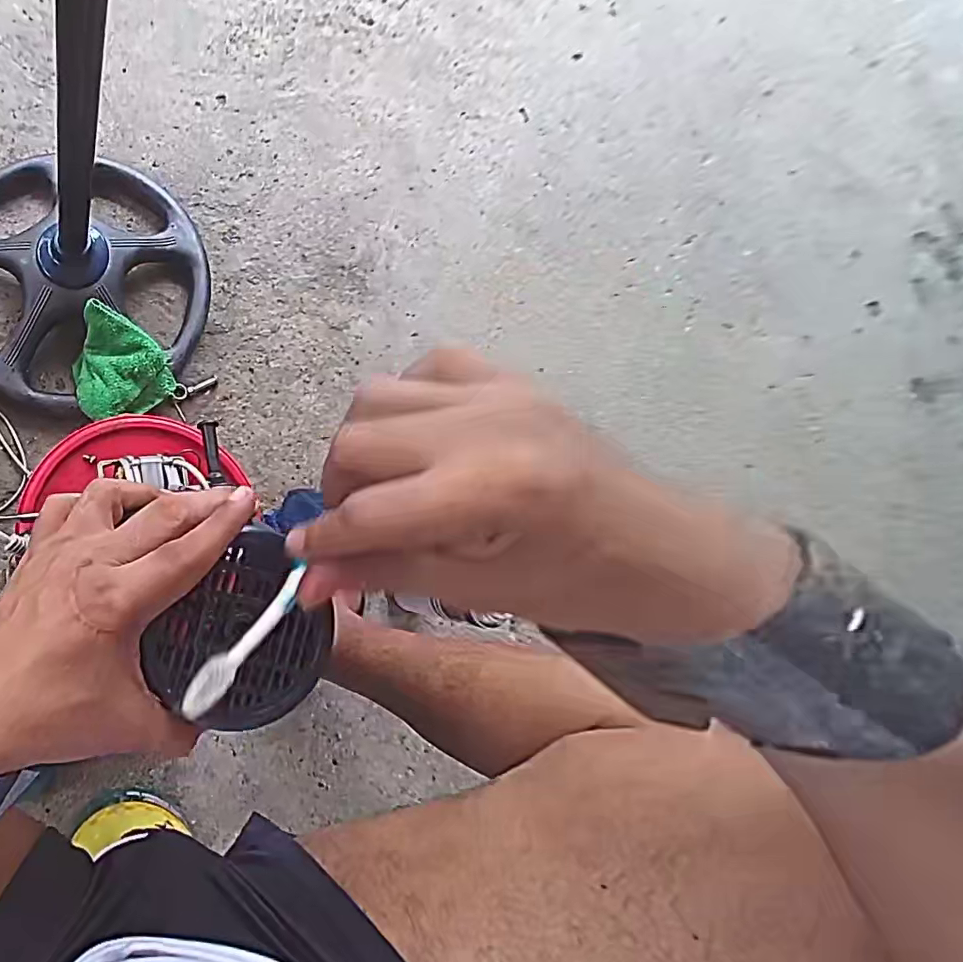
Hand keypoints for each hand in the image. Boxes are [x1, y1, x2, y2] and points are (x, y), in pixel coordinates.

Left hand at [0, 479, 257, 773]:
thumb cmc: (35, 713)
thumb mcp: (125, 726)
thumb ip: (177, 725)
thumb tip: (200, 721)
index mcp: (114, 600)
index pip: (184, 552)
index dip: (223, 524)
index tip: (245, 504)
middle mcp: (86, 563)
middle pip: (159, 513)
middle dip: (204, 500)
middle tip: (230, 499)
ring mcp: (59, 552)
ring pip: (111, 493)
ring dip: (150, 491)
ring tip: (173, 501)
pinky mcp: (38, 554)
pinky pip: (66, 505)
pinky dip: (94, 498)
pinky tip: (107, 510)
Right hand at [289, 348, 798, 642]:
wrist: (664, 549)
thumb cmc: (576, 586)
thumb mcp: (472, 593)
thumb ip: (381, 572)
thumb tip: (308, 580)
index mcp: (491, 490)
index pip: (368, 512)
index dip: (322, 540)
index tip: (298, 556)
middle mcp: (487, 423)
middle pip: (354, 442)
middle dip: (336, 491)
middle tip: (353, 525)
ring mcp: (497, 389)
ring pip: (372, 396)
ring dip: (359, 445)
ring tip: (384, 482)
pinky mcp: (504, 374)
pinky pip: (419, 369)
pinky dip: (398, 405)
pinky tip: (416, 440)